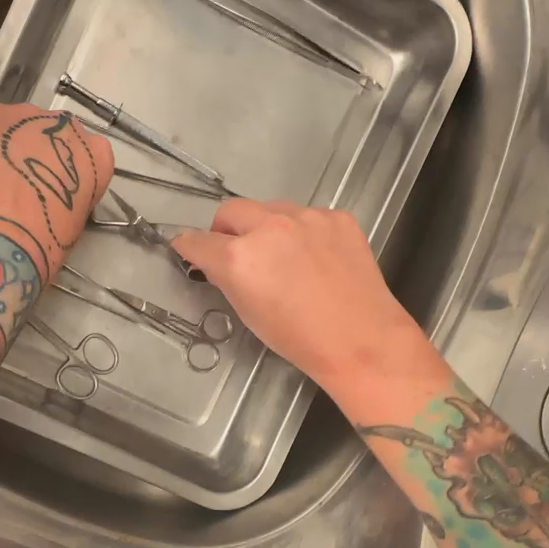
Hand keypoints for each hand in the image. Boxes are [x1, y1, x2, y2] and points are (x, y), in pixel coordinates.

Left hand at [0, 101, 113, 257]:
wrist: (6, 228)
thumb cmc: (47, 238)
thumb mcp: (74, 222)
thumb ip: (68, 198)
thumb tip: (50, 201)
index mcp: (96, 156)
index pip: (83, 157)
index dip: (63, 174)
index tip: (50, 191)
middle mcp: (67, 125)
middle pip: (50, 135)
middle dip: (34, 155)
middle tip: (18, 186)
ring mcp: (28, 114)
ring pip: (15, 127)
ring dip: (6, 147)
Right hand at [173, 199, 430, 387]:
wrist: (360, 339)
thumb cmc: (298, 337)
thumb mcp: (248, 312)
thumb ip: (227, 278)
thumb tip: (217, 262)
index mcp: (240, 256)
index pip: (198, 240)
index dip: (189, 246)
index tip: (189, 248)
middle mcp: (270, 227)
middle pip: (231, 210)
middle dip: (226, 229)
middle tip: (235, 251)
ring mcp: (307, 217)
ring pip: (271, 209)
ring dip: (266, 226)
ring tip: (282, 257)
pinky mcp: (337, 217)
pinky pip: (308, 215)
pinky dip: (303, 232)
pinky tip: (315, 259)